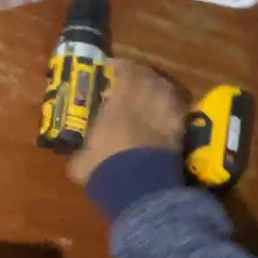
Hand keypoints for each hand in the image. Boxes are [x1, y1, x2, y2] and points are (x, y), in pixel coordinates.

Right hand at [67, 59, 187, 184]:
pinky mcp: (180, 133)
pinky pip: (178, 111)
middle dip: (141, 74)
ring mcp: (166, 117)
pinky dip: (172, 106)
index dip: (120, 66)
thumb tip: (77, 152)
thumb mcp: (81, 162)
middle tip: (132, 78)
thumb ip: (80, 150)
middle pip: (149, 78)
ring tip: (151, 90)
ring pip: (167, 90)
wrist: (141, 192)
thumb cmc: (106, 171)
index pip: (125, 72)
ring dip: (159, 86)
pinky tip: (167, 110)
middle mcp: (145, 104)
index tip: (113, 67)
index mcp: (119, 105)